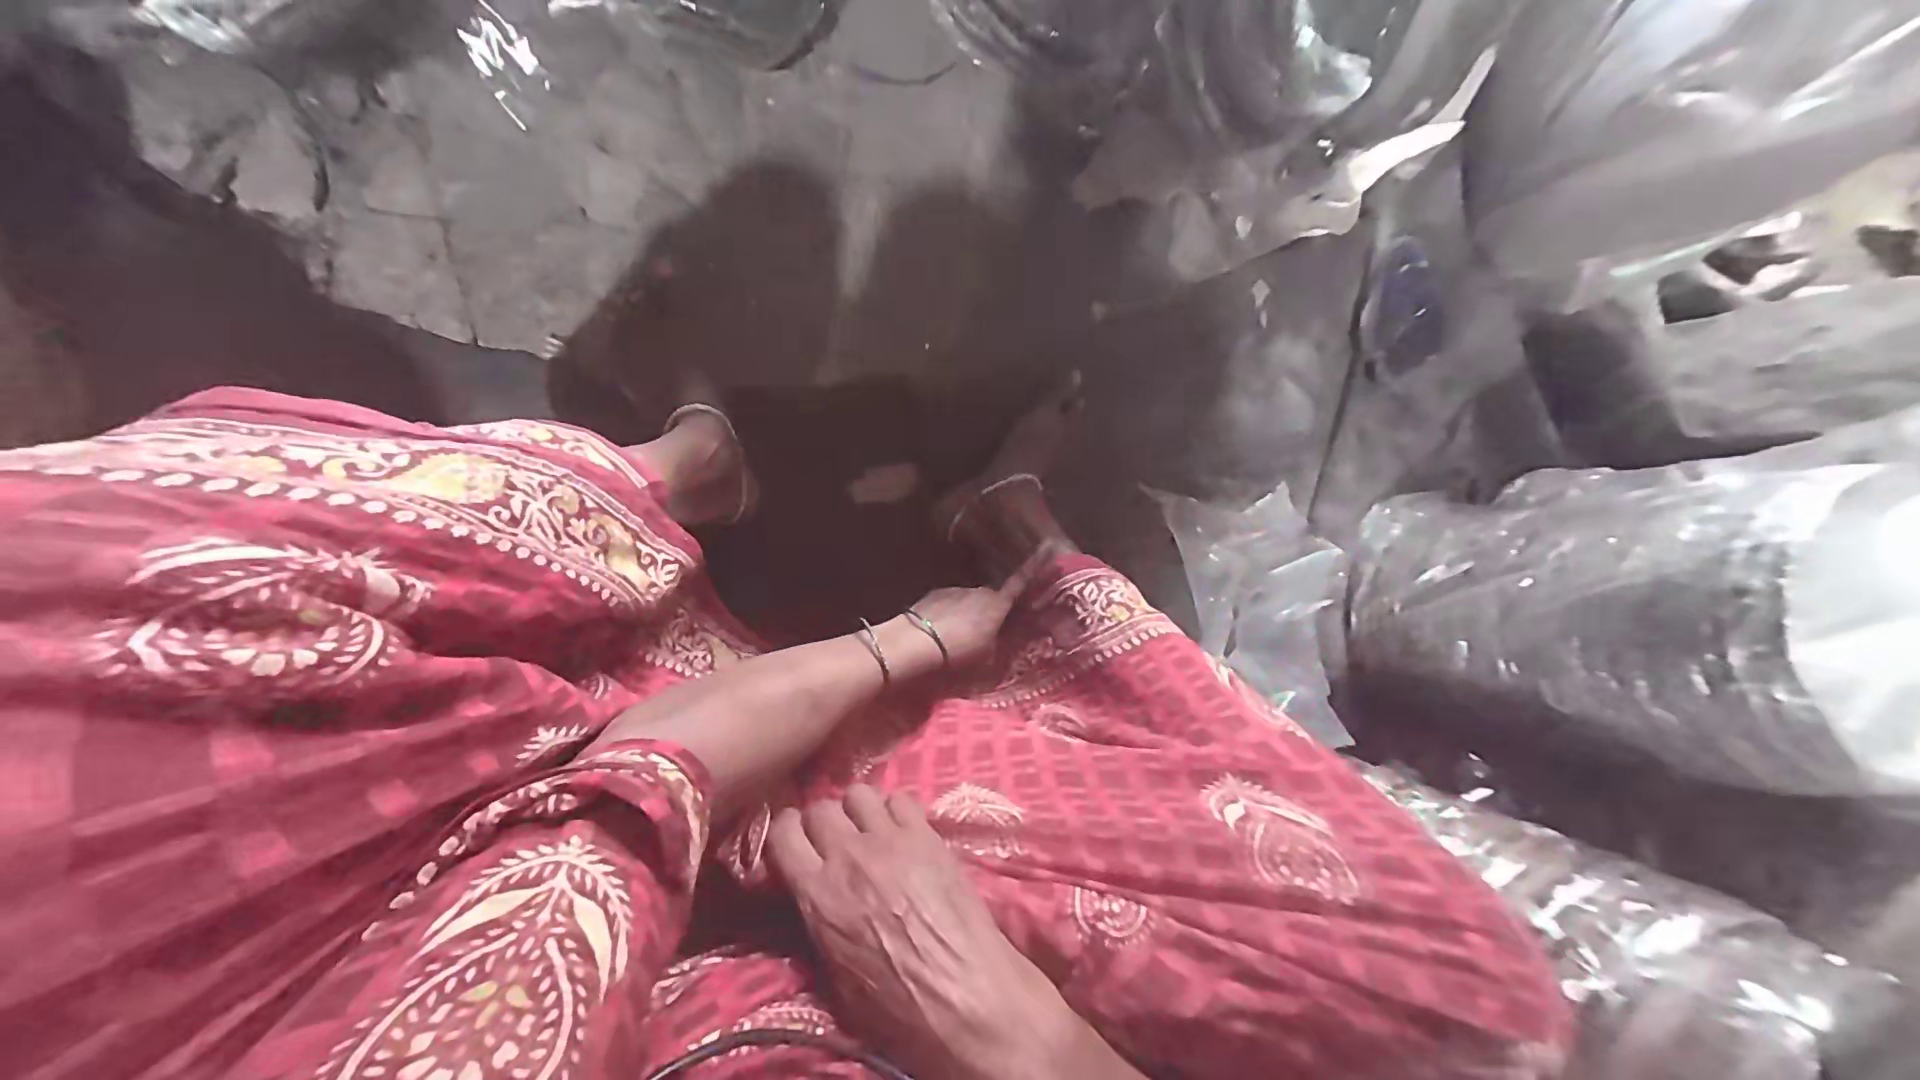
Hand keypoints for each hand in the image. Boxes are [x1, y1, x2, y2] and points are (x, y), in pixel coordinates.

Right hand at [768, 787, 1081, 1079]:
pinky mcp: (926, 833)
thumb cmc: (896, 1004)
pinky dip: (897, 810)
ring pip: (859, 792)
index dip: (785, 832)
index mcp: (819, 894)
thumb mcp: (834, 976)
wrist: (963, 993)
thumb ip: (815, 921)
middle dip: (821, 821)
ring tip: (869, 829)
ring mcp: (890, 839)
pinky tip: (904, 831)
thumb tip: (809, 895)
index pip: (782, 833)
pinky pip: (901, 798)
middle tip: (834, 840)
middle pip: (820, 807)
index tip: (795, 842)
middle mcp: (849, 856)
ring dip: (859, 810)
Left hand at [899, 542, 1056, 669]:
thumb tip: (1008, 643)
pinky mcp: (934, 594)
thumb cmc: (959, 652)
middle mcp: (979, 591)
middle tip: (992, 631)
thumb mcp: (988, 659)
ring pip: (970, 601)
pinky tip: (943, 631)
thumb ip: (1001, 647)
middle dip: (995, 610)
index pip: (1022, 581)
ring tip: (961, 638)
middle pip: (993, 597)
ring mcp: (955, 590)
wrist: (916, 641)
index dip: (1037, 564)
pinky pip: (951, 603)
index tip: (1049, 544)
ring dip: (970, 614)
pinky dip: (951, 614)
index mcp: (997, 604)